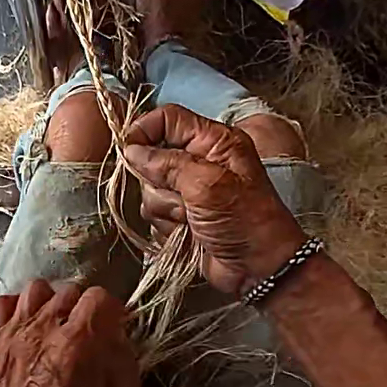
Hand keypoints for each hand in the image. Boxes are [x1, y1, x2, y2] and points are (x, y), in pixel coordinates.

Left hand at [0, 280, 145, 386]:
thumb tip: (119, 340)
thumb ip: (128, 369)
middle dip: (87, 310)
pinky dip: (21, 309)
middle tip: (92, 336)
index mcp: (75, 345)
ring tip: (61, 329)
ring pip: (37, 290)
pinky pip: (6, 304)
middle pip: (70, 291)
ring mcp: (12, 336)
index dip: (114, 313)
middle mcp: (40, 331)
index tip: (116, 330)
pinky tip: (32, 331)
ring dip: (54, 304)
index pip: (100, 297)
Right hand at [120, 104, 308, 297]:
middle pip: (150, 157)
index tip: (129, 152)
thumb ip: (168, 163)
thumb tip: (132, 150)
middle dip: (158, 183)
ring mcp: (187, 190)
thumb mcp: (207, 184)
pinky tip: (187, 233)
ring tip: (190, 220)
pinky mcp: (180, 215)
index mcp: (214, 141)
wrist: (258, 268)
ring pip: (148, 190)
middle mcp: (198, 160)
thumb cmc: (245, 221)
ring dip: (165, 209)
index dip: (144, 131)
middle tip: (182, 198)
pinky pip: (153, 214)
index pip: (167, 119)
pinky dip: (166, 226)